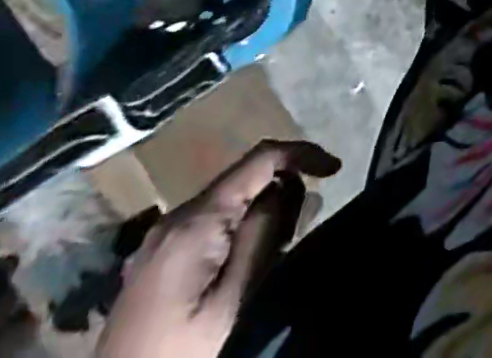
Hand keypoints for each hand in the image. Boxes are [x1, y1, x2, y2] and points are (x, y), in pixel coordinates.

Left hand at [96, 141, 339, 357]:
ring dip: (262, 209)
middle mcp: (174, 216)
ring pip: (228, 199)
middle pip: (244, 176)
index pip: (259, 158)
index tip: (335, 170)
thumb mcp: (233, 299)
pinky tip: (245, 259)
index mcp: (195, 221)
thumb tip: (286, 186)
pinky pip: (209, 221)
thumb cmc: (180, 352)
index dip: (302, 153)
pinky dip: (239, 224)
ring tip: (276, 249)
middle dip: (282, 188)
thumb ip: (262, 236)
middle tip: (301, 229)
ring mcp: (160, 236)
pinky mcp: (156, 256)